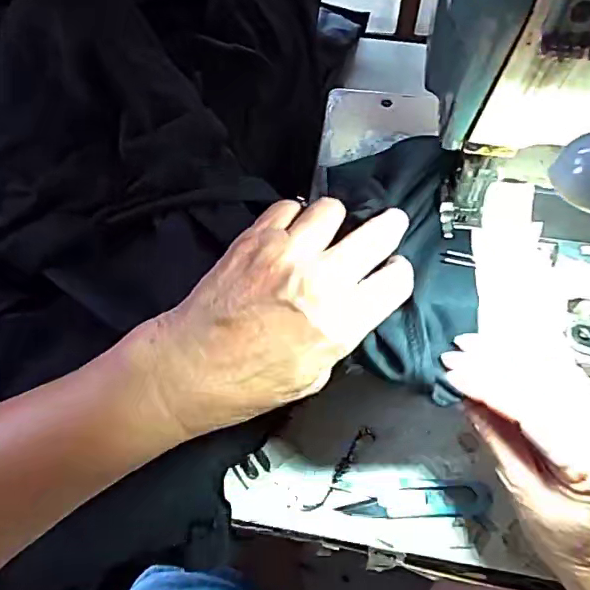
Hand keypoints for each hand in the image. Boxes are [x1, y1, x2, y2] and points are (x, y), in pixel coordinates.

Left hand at [123, 198, 413, 441]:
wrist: (191, 365)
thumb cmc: (247, 382)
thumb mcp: (314, 375)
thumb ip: (340, 335)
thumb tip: (353, 308)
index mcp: (340, 323)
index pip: (395, 280)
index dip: (397, 272)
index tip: (392, 269)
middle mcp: (319, 282)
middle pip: (377, 234)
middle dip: (387, 228)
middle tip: (387, 225)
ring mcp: (286, 254)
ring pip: (332, 209)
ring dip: (335, 220)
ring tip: (328, 231)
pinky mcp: (255, 239)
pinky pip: (289, 206)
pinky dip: (294, 216)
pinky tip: (290, 232)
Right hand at [442, 333, 589, 589]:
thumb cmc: (567, 538)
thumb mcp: (522, 493)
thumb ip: (497, 439)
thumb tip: (468, 397)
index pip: (536, 412)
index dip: (490, 386)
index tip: (456, 372)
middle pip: (548, 385)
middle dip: (496, 365)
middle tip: (457, 354)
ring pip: (558, 372)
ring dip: (510, 355)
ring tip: (472, 346)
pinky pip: (566, 375)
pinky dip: (530, 360)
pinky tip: (504, 349)